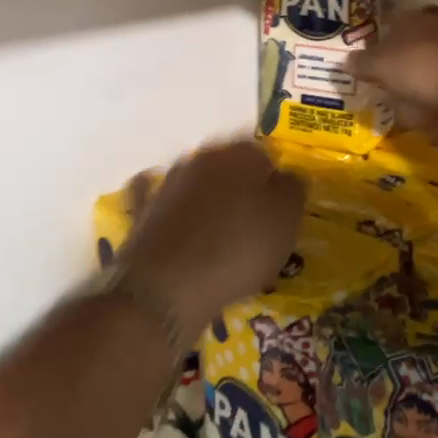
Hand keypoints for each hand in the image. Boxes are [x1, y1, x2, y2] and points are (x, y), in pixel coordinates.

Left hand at [115, 140, 304, 334]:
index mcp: (237, 154)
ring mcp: (167, 184)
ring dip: (210, 202)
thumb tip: (287, 177)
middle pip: (228, 167)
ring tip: (224, 238)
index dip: (275, 177)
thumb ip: (292, 189)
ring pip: (198, 185)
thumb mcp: (285, 220)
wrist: (167, 286)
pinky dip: (178, 214)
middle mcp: (200, 159)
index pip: (263, 152)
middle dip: (242, 188)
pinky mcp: (145, 213)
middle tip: (256, 222)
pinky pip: (168, 207)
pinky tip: (186, 231)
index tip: (282, 206)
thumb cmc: (237, 249)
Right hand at [345, 8, 437, 143]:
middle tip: (394, 95)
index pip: (392, 23)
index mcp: (414, 20)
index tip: (371, 63)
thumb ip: (364, 64)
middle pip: (418, 48)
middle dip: (407, 71)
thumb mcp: (383, 66)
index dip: (381, 41)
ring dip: (430, 94)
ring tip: (417, 120)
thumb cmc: (426, 66)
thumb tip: (346, 61)